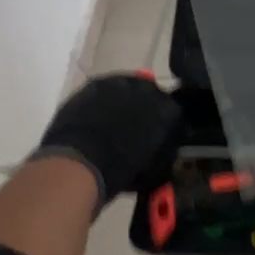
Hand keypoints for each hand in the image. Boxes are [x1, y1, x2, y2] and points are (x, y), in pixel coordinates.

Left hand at [31, 72, 182, 206]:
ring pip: (127, 89)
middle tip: (132, 127)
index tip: (155, 135)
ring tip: (110, 122)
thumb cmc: (122, 171)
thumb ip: (165, 151)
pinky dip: (101, 101)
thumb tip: (164, 148)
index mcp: (169, 110)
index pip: (172, 112)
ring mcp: (122, 83)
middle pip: (151, 94)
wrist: (81, 162)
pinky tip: (93, 118)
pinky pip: (104, 90)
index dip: (163, 124)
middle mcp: (150, 90)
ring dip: (123, 101)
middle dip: (144, 108)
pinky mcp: (95, 83)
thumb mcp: (156, 168)